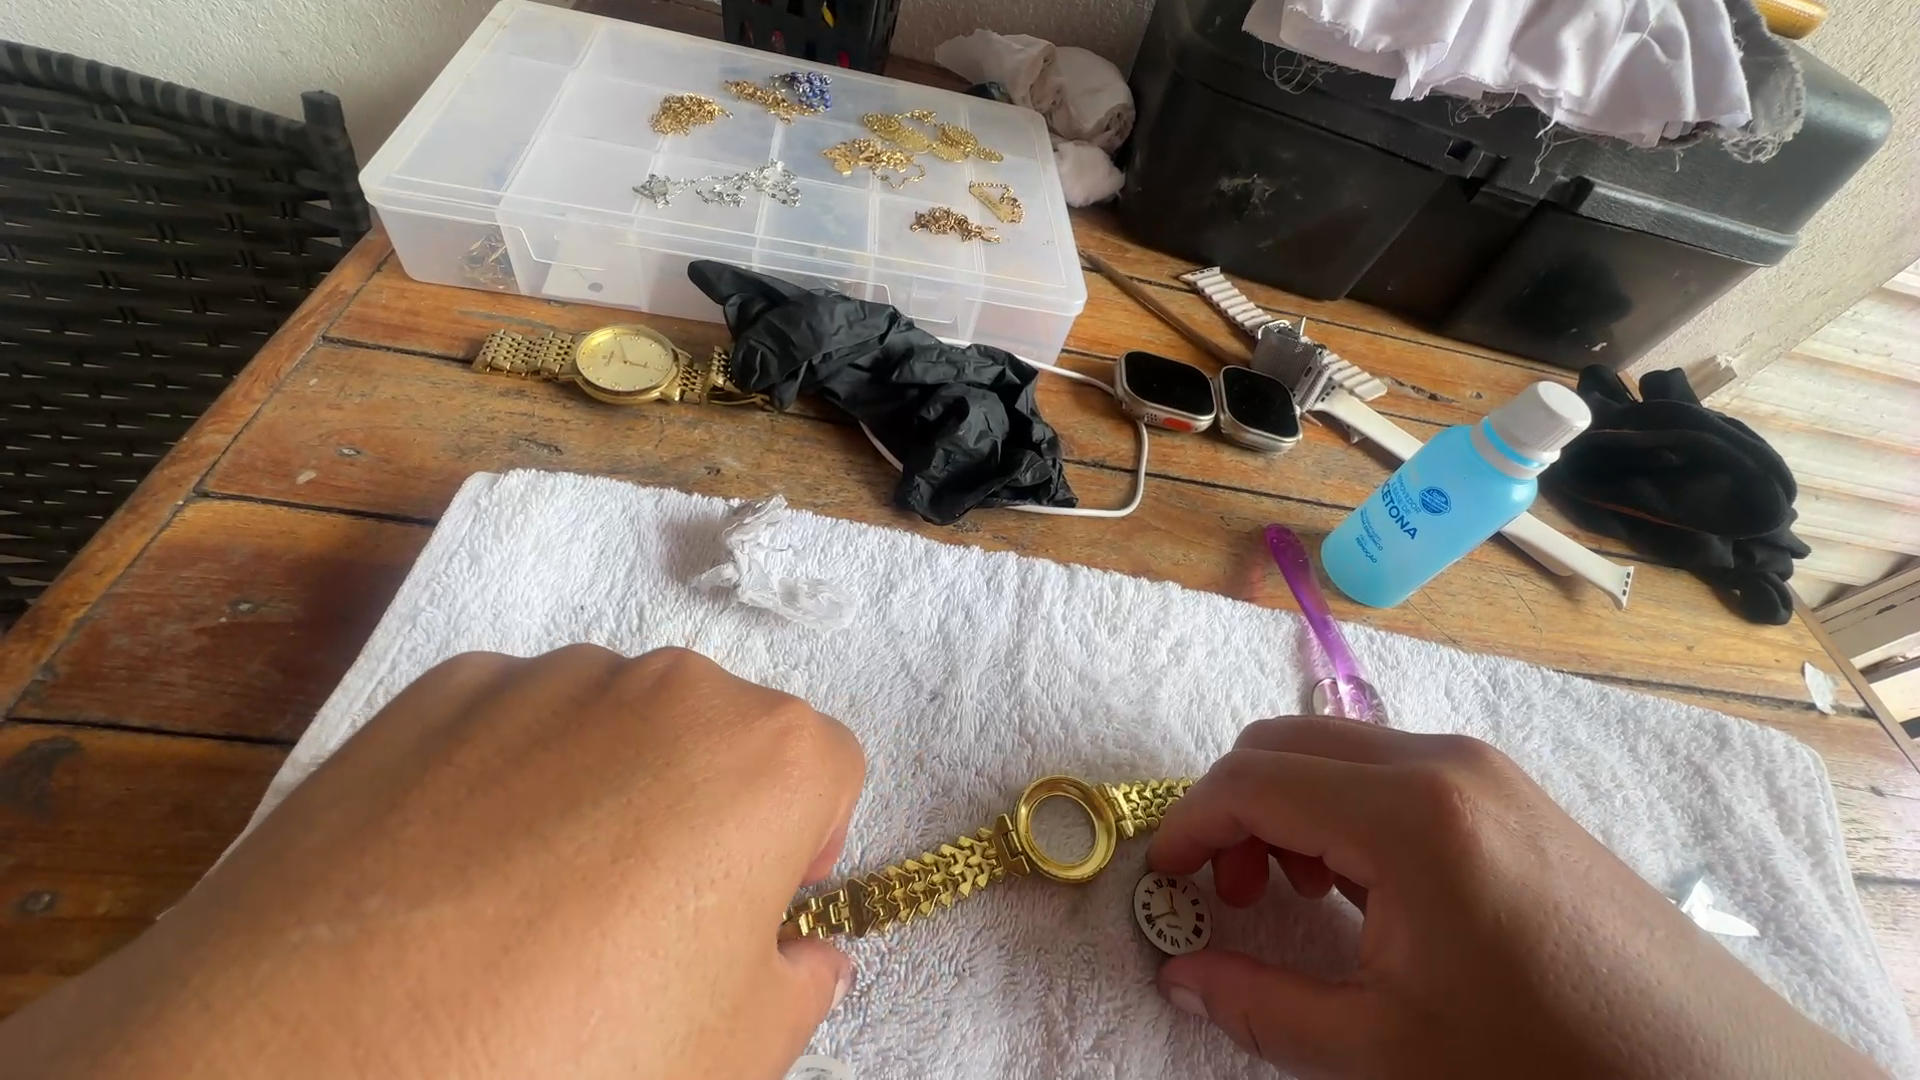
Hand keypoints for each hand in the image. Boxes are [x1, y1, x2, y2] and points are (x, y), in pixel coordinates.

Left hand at [0, 646, 864, 1079]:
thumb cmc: (573, 1071)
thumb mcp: (740, 1057)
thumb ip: (800, 981)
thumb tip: (803, 951)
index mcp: (770, 755)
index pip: (831, 769)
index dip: (803, 844)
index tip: (749, 914)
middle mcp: (676, 685)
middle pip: (731, 737)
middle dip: (713, 808)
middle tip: (641, 917)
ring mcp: (554, 676)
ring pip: (629, 721)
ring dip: (618, 784)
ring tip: (531, 899)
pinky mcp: (443, 688)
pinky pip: (522, 719)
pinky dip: (518, 772)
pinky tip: (453, 870)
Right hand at [1148, 717, 1883, 1079]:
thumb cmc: (1552, 1070)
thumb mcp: (1387, 1053)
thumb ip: (1259, 1007)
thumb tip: (1175, 978)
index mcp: (1408, 815)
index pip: (1250, 783)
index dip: (1189, 825)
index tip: (1163, 877)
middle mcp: (1437, 759)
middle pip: (1276, 743)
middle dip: (1229, 809)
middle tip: (1231, 893)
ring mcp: (1474, 762)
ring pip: (1324, 747)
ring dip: (1280, 803)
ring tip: (1292, 890)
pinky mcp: (1497, 781)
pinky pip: (1377, 764)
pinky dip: (1333, 804)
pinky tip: (1358, 880)